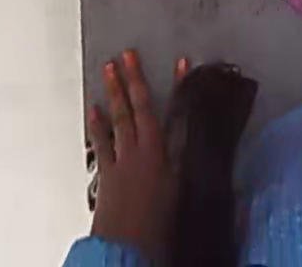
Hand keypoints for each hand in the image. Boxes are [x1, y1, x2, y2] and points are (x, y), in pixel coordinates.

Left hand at [88, 49, 188, 255]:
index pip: (176, 111)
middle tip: (128, 54)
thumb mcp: (182, 196)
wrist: (127, 254)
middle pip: (139, 107)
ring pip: (119, 118)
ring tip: (108, 69)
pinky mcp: (106, 174)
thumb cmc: (159, 232)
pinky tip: (93, 109)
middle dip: (134, 78)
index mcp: (167, 157)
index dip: (179, 86)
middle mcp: (144, 152)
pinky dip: (97, 124)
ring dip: (113, 91)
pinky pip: (101, 142)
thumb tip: (207, 151)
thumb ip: (190, 167)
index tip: (182, 62)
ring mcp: (122, 160)